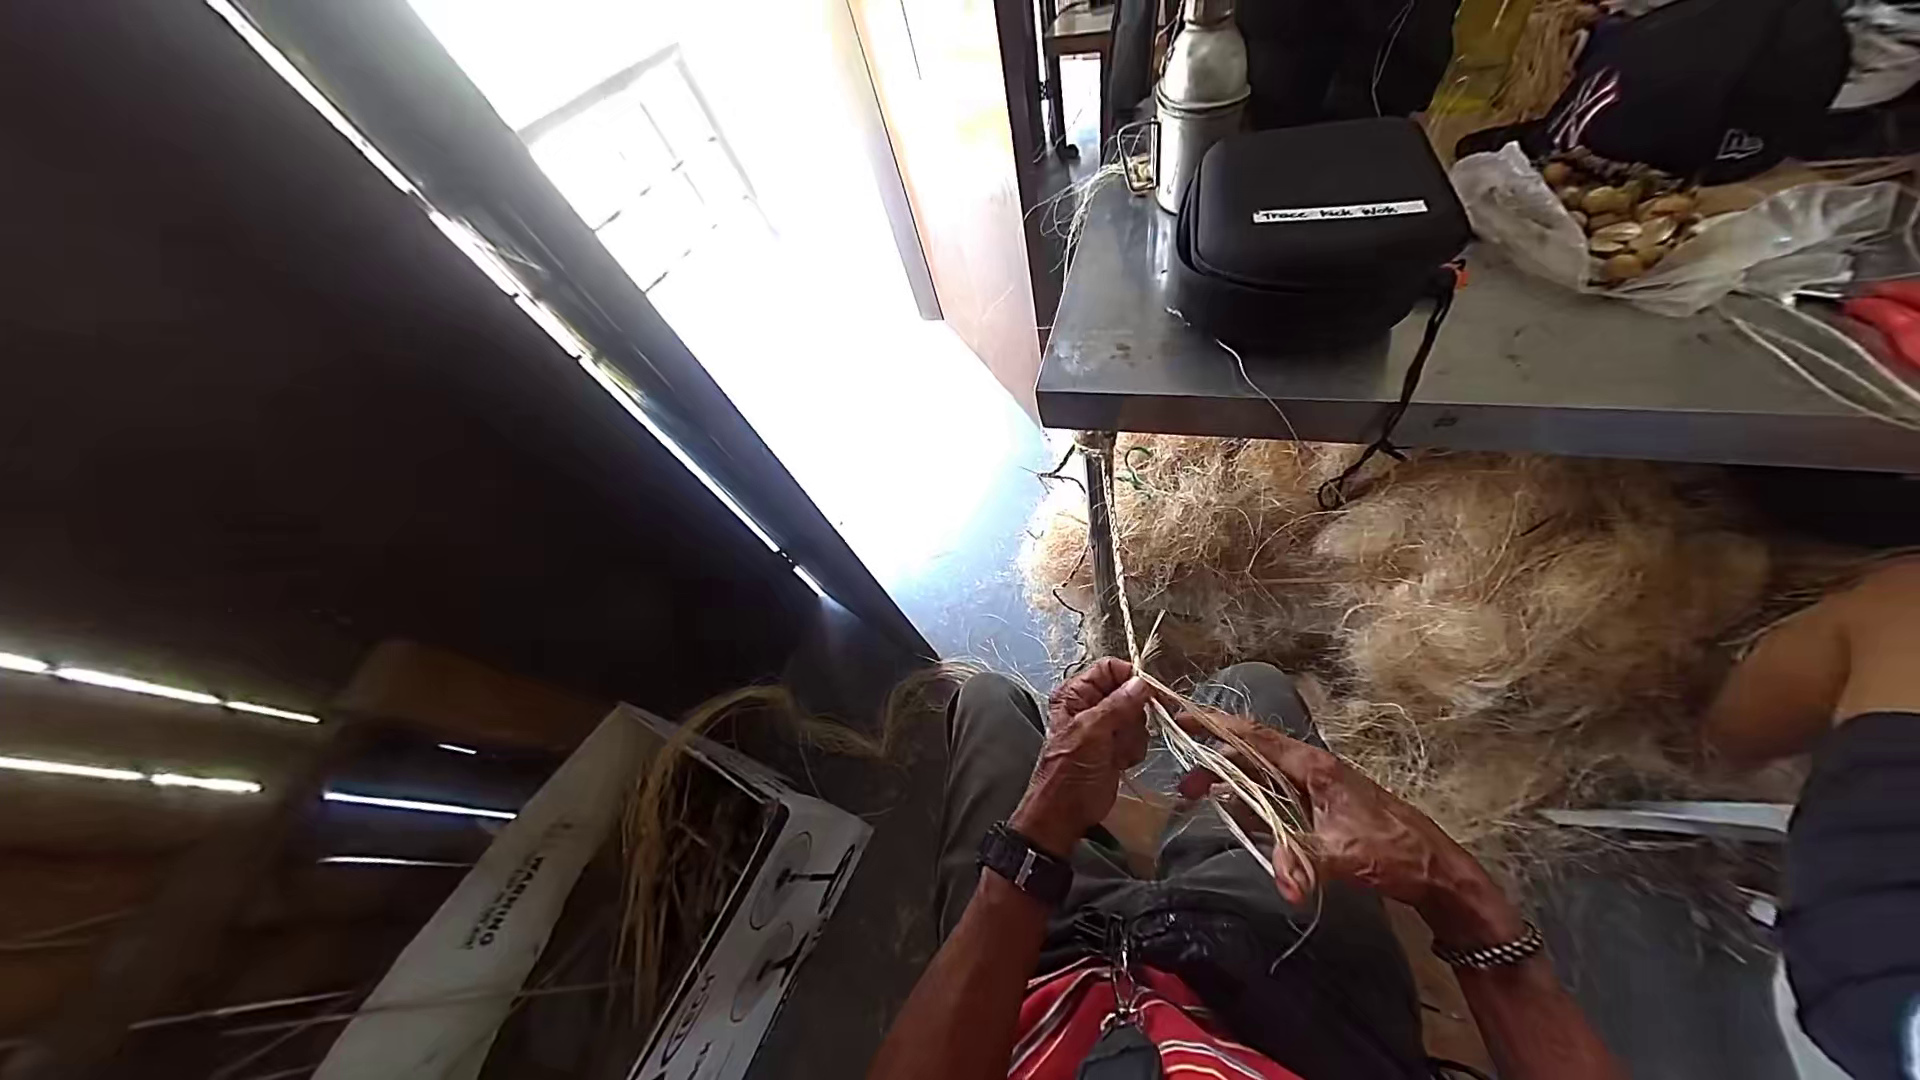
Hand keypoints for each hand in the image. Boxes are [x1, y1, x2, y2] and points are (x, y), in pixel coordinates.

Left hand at [1009, 658, 1154, 856]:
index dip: (1131, 678)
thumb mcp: (1091, 733)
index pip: (1109, 669)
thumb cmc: (1070, 770)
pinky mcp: (1115, 745)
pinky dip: (1133, 750)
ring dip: (1132, 736)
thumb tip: (1141, 682)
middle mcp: (1090, 704)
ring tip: (1115, 752)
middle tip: (1121, 734)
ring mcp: (1104, 725)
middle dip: (1132, 715)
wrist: (1066, 812)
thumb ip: (1117, 706)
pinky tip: (1119, 762)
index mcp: (1075, 693)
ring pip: (1137, 716)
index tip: (1152, 694)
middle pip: (1129, 692)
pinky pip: (1137, 737)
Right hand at [1183, 716, 1524, 948]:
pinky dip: (1248, 800)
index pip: (1250, 735)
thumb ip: (1303, 863)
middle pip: (1248, 753)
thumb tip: (1282, 886)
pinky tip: (1234, 813)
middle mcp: (1306, 766)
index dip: (1212, 724)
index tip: (1179, 716)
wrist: (1440, 871)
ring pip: (1258, 773)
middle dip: (1212, 763)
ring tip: (1199, 798)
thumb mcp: (1344, 857)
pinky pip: (1271, 792)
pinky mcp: (1316, 802)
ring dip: (1228, 783)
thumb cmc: (1392, 852)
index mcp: (1309, 765)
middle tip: (1184, 785)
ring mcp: (1312, 784)